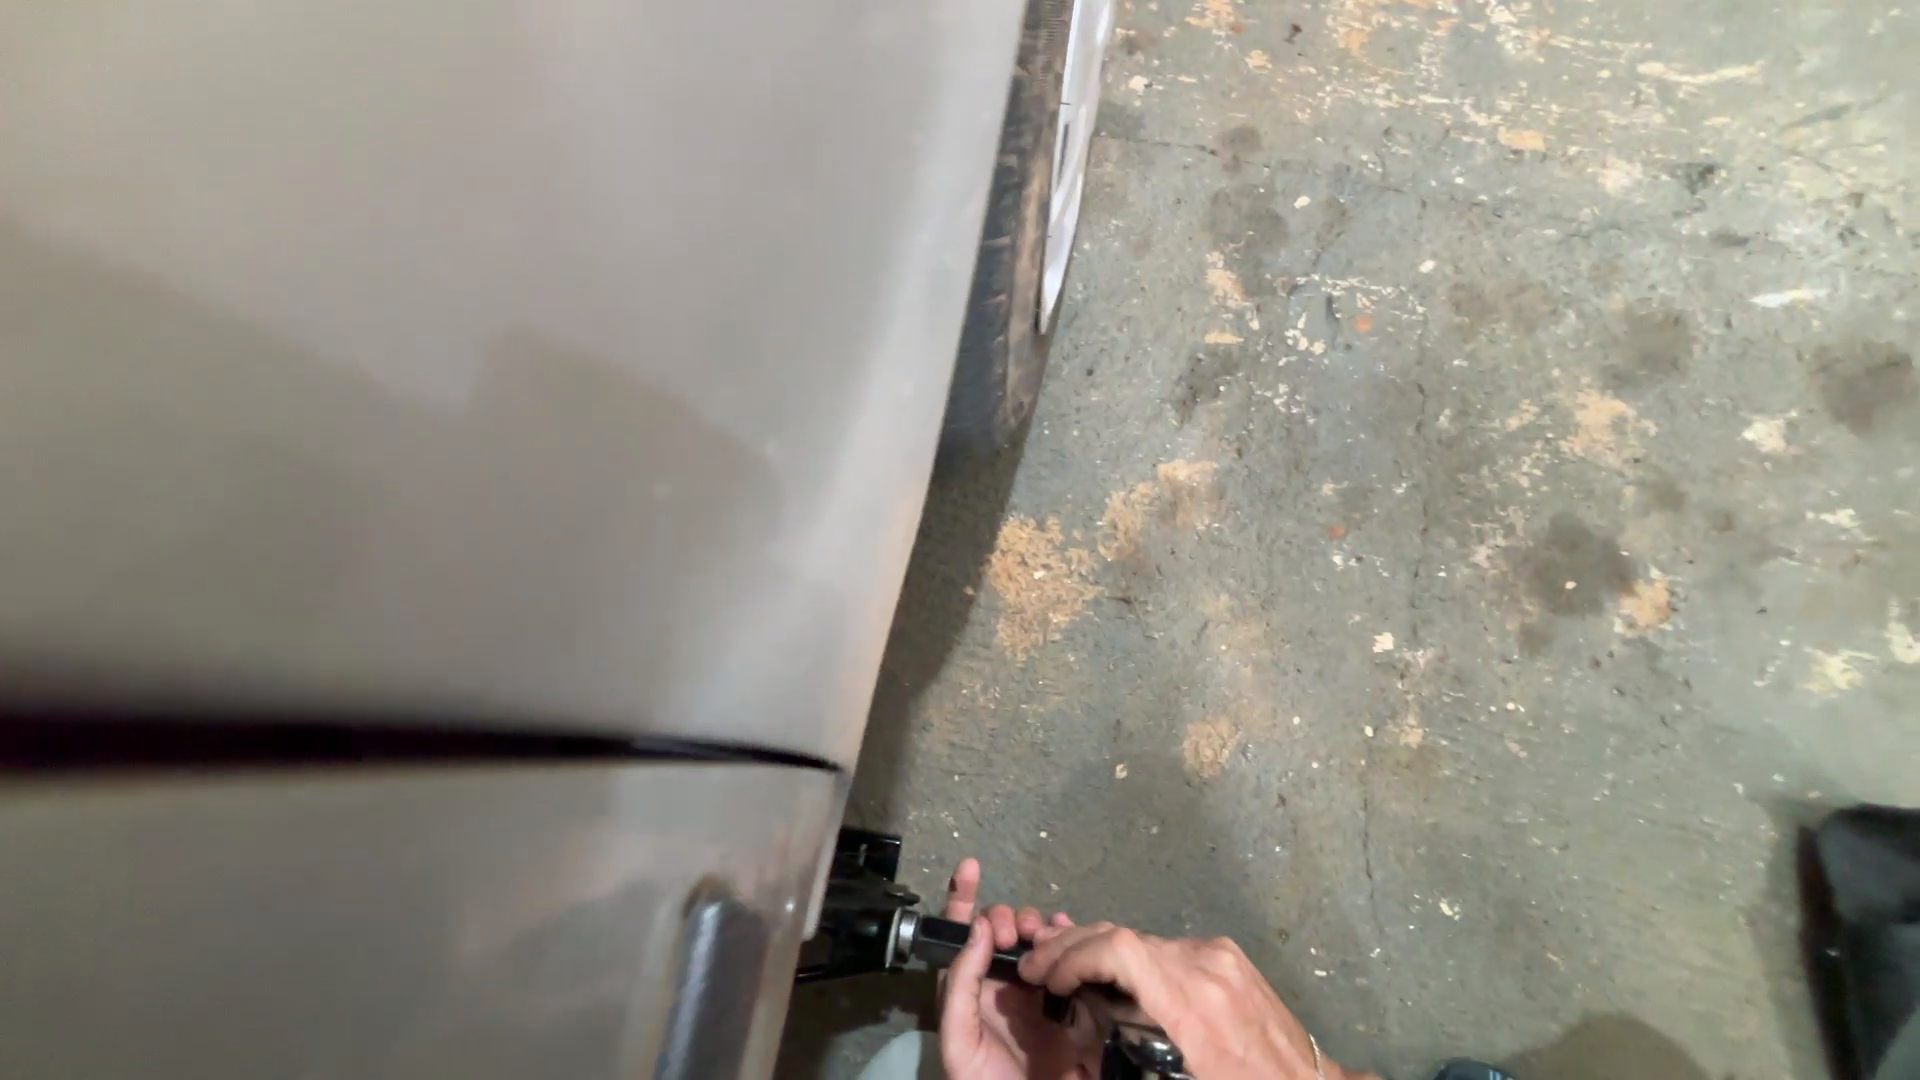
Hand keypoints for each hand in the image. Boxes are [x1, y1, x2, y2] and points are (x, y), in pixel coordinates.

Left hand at [937, 858, 1095, 1079]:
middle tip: (1011, 931)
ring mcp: (1038, 990)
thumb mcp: (958, 1038)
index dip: (963, 896)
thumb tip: (979, 925)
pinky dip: (1069, 937)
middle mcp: (1002, 982)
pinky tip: (1067, 931)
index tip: (971, 866)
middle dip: (1006, 917)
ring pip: (1036, 939)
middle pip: (1002, 930)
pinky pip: (1071, 958)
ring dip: (1037, 925)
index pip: (963, 933)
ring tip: (1040, 930)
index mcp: (971, 987)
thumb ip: (962, 982)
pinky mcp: (1070, 1002)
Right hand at [1018, 923, 1374, 1079]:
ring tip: (1065, 968)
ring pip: (1141, 941)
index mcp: (1196, 1006)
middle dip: (1073, 946)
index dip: (1076, 955)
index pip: (1123, 950)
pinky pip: (1165, 949)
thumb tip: (1077, 1041)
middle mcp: (1205, 965)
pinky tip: (1113, 975)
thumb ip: (1125, 1056)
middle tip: (1037, 965)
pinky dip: (1132, 959)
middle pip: (1124, 937)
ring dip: (1099, 951)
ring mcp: (1218, 954)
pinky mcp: (1226, 952)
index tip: (1048, 977)